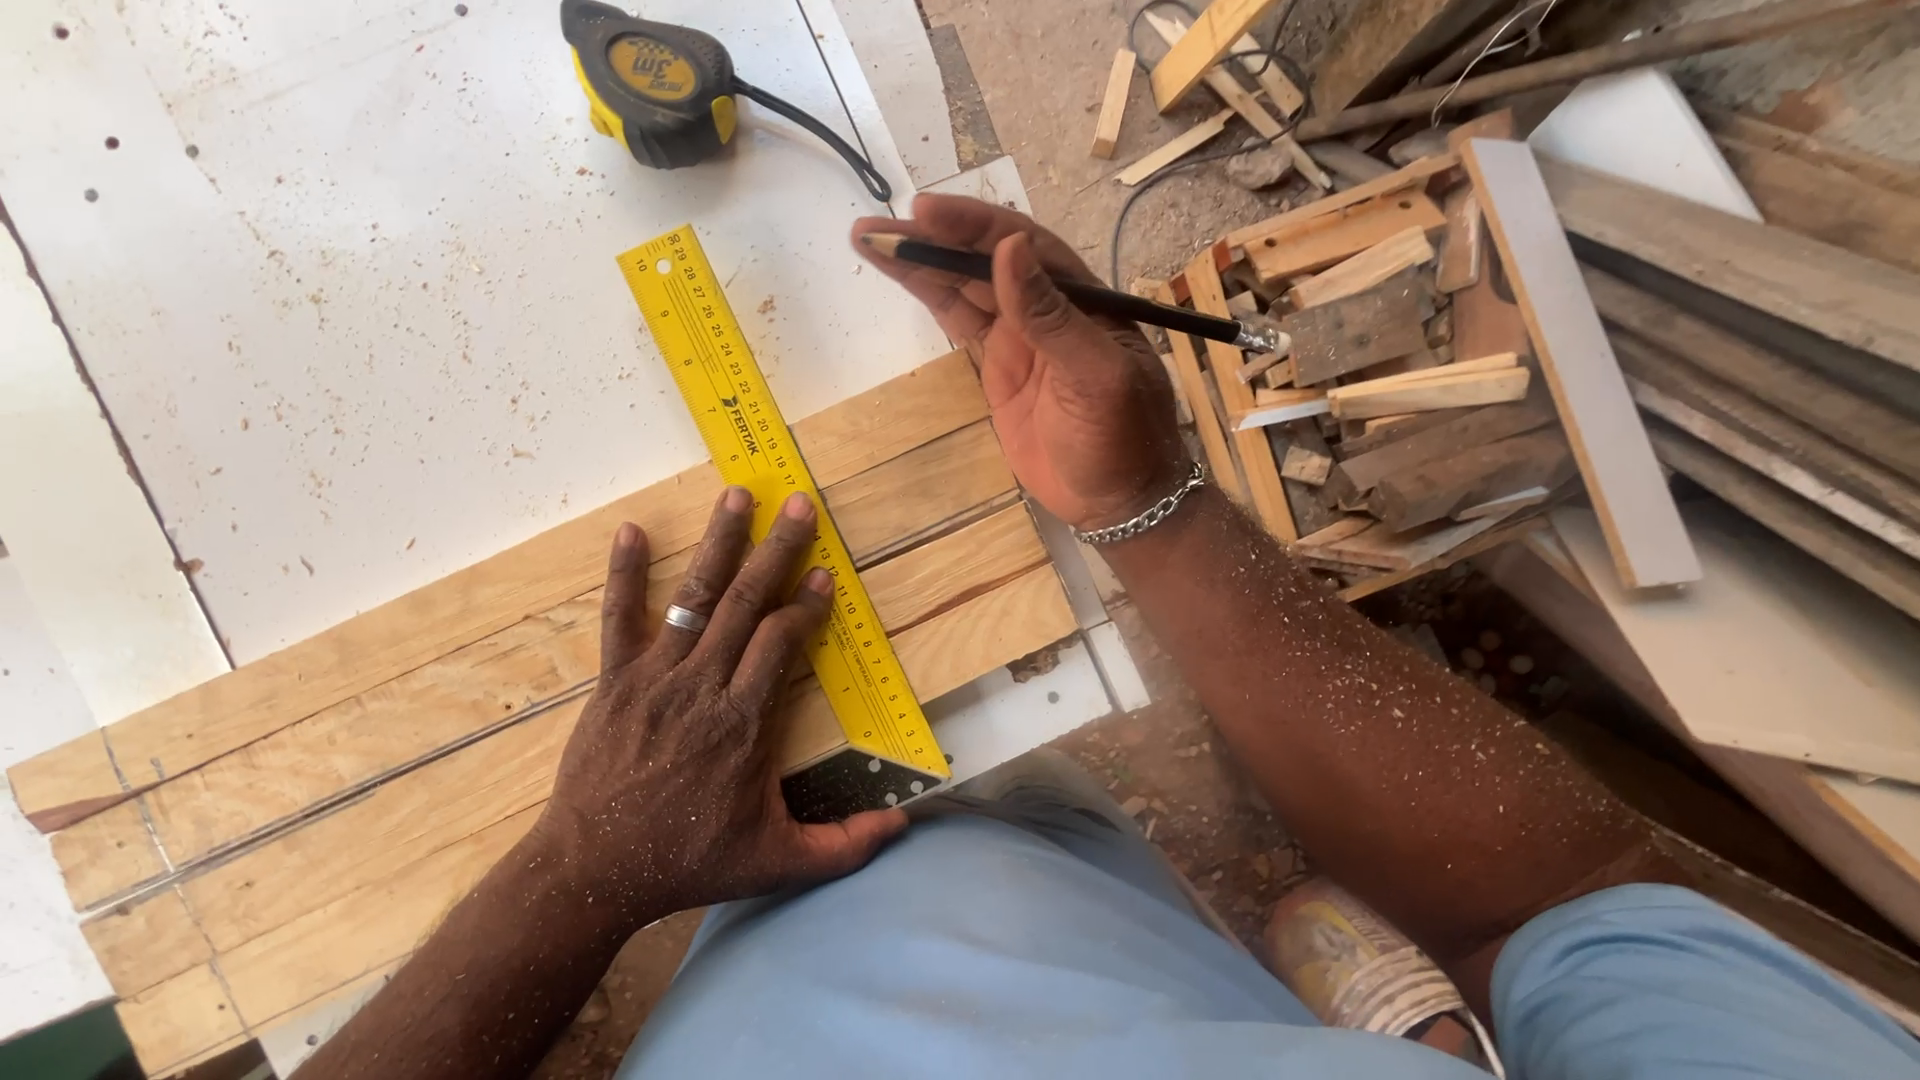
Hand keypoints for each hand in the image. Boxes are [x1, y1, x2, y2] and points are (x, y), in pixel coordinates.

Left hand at [530, 487, 908, 922]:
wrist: (593, 870)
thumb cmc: (689, 861)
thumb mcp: (777, 863)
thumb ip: (844, 844)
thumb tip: (905, 825)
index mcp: (744, 721)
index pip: (781, 642)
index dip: (805, 604)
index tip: (824, 573)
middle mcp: (703, 686)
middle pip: (745, 603)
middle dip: (776, 550)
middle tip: (797, 504)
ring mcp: (654, 678)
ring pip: (693, 599)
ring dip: (718, 544)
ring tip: (736, 496)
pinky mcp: (614, 681)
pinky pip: (618, 618)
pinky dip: (624, 573)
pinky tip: (629, 530)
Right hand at [852, 195, 1190, 530]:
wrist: (1114, 500)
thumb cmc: (1120, 440)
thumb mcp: (1095, 376)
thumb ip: (1051, 316)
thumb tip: (1009, 249)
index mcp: (1081, 299)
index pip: (1022, 247)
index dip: (971, 228)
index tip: (923, 214)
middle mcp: (1047, 306)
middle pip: (984, 260)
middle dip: (932, 240)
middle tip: (876, 227)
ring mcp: (1019, 336)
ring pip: (964, 287)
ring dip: (920, 262)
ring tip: (868, 239)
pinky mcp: (998, 366)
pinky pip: (960, 321)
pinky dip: (929, 297)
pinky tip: (899, 274)